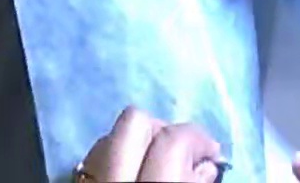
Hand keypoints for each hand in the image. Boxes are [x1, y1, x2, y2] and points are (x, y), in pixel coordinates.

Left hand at [78, 107, 222, 182]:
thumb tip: (206, 164)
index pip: (172, 143)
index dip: (198, 141)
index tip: (211, 154)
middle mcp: (112, 182)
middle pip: (134, 122)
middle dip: (162, 128)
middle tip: (182, 152)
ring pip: (108, 135)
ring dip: (134, 140)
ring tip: (152, 161)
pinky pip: (88, 158)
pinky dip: (110, 157)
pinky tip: (126, 171)